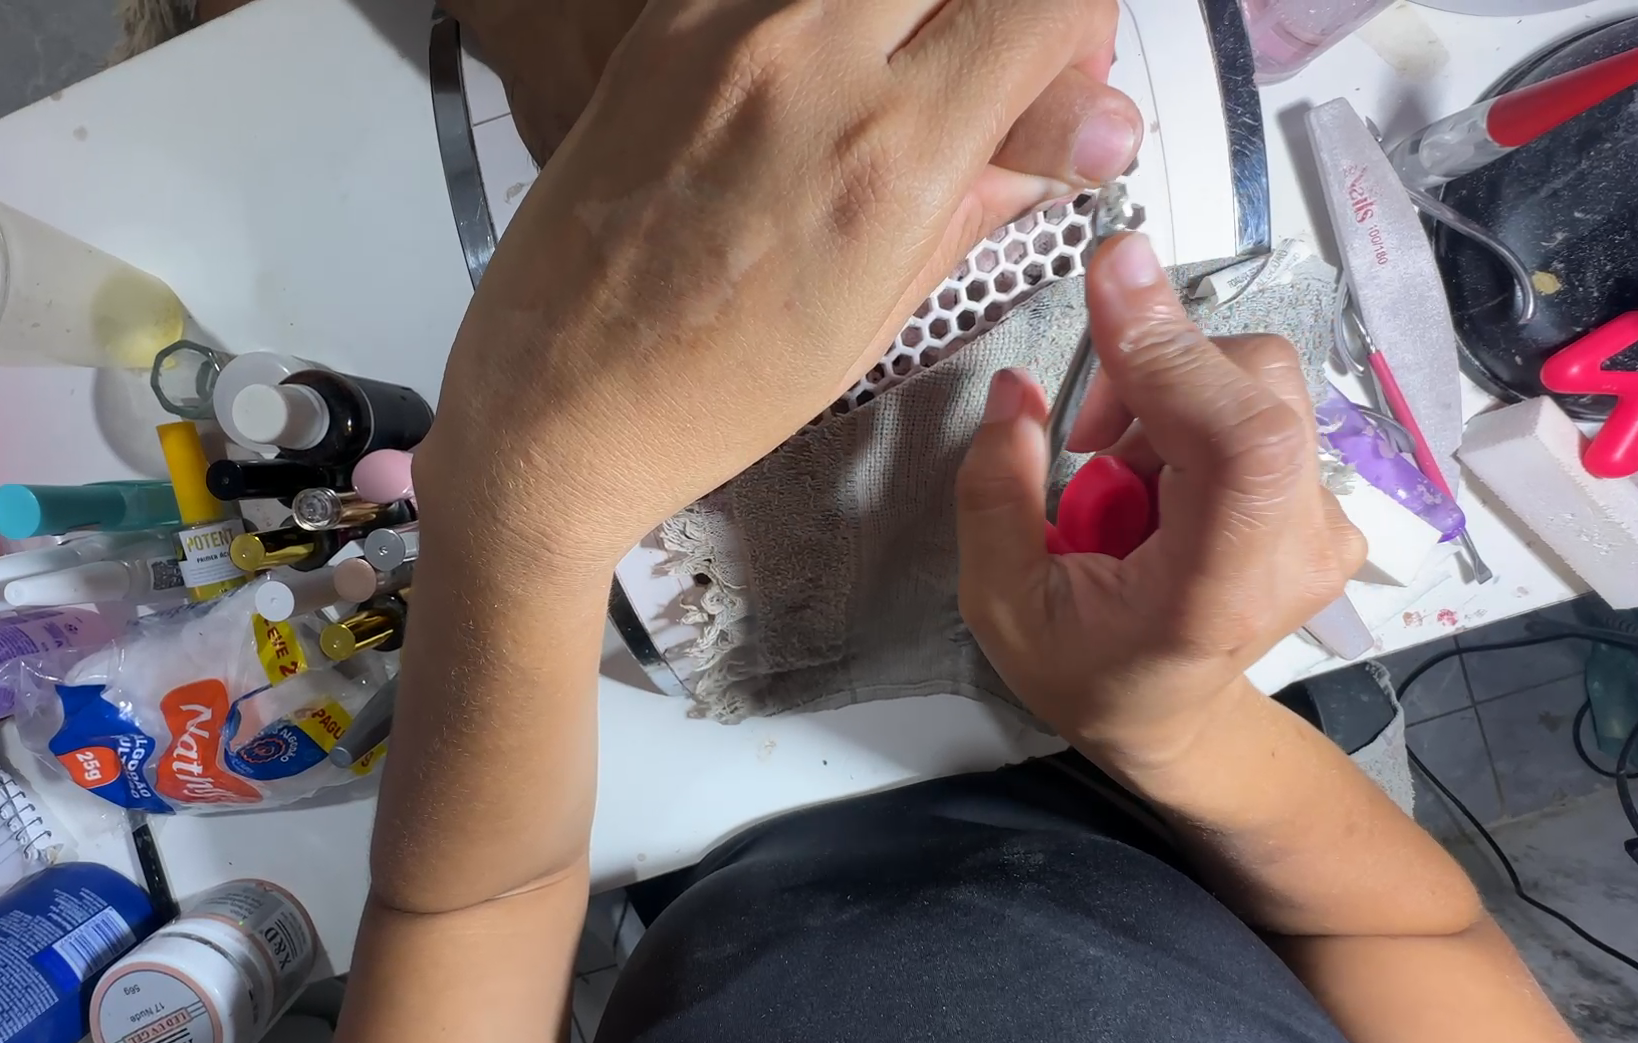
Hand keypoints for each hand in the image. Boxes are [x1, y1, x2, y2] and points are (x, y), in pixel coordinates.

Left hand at [419, 0, 1140, 581]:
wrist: (558, 408)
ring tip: (892, 79)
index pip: (1047, 1)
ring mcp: (721, 30)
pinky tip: (810, 79)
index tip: (1060, 89)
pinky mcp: (657, 31)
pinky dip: (819, 16)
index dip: (1079, 36)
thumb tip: (1041, 153)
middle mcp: (808, 64)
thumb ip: (961, 215)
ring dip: (905, 7)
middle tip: (987, 71)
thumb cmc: (703, 403)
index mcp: (885, 162)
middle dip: (1003, 4)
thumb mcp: (861, 330)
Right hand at [955, 233, 1365, 772]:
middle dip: (1149, 374)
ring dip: (1160, 402)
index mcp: (1217, 587)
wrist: (1166, 716)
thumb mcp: (998, 599)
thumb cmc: (1078, 670)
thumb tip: (1016, 386)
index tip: (1110, 272)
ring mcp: (1324, 518)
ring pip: (1252, 384)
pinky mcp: (1315, 495)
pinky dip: (1183, 418)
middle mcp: (1298, 542)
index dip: (1173, 348)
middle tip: (1080, 441)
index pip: (1237, 442)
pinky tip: (1149, 483)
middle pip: (1253, 384)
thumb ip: (996, 493)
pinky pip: (1252, 406)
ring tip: (1111, 480)